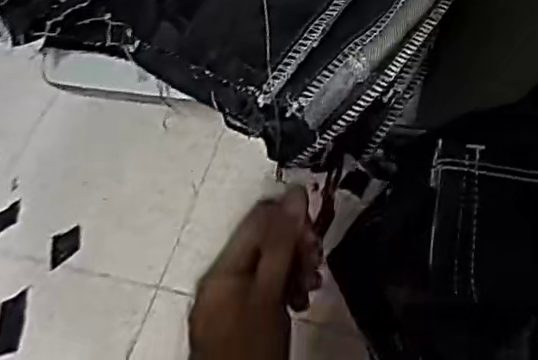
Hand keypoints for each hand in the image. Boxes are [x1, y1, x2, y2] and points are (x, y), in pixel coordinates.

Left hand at [189, 188, 324, 359]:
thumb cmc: (252, 349)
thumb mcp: (271, 293)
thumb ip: (282, 242)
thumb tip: (295, 192)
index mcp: (223, 269)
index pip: (261, 215)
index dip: (292, 217)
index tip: (314, 234)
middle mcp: (222, 277)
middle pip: (267, 237)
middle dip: (298, 244)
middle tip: (315, 261)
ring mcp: (229, 297)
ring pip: (271, 259)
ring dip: (298, 265)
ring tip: (311, 284)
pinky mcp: (240, 313)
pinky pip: (267, 282)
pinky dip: (288, 284)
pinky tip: (301, 298)